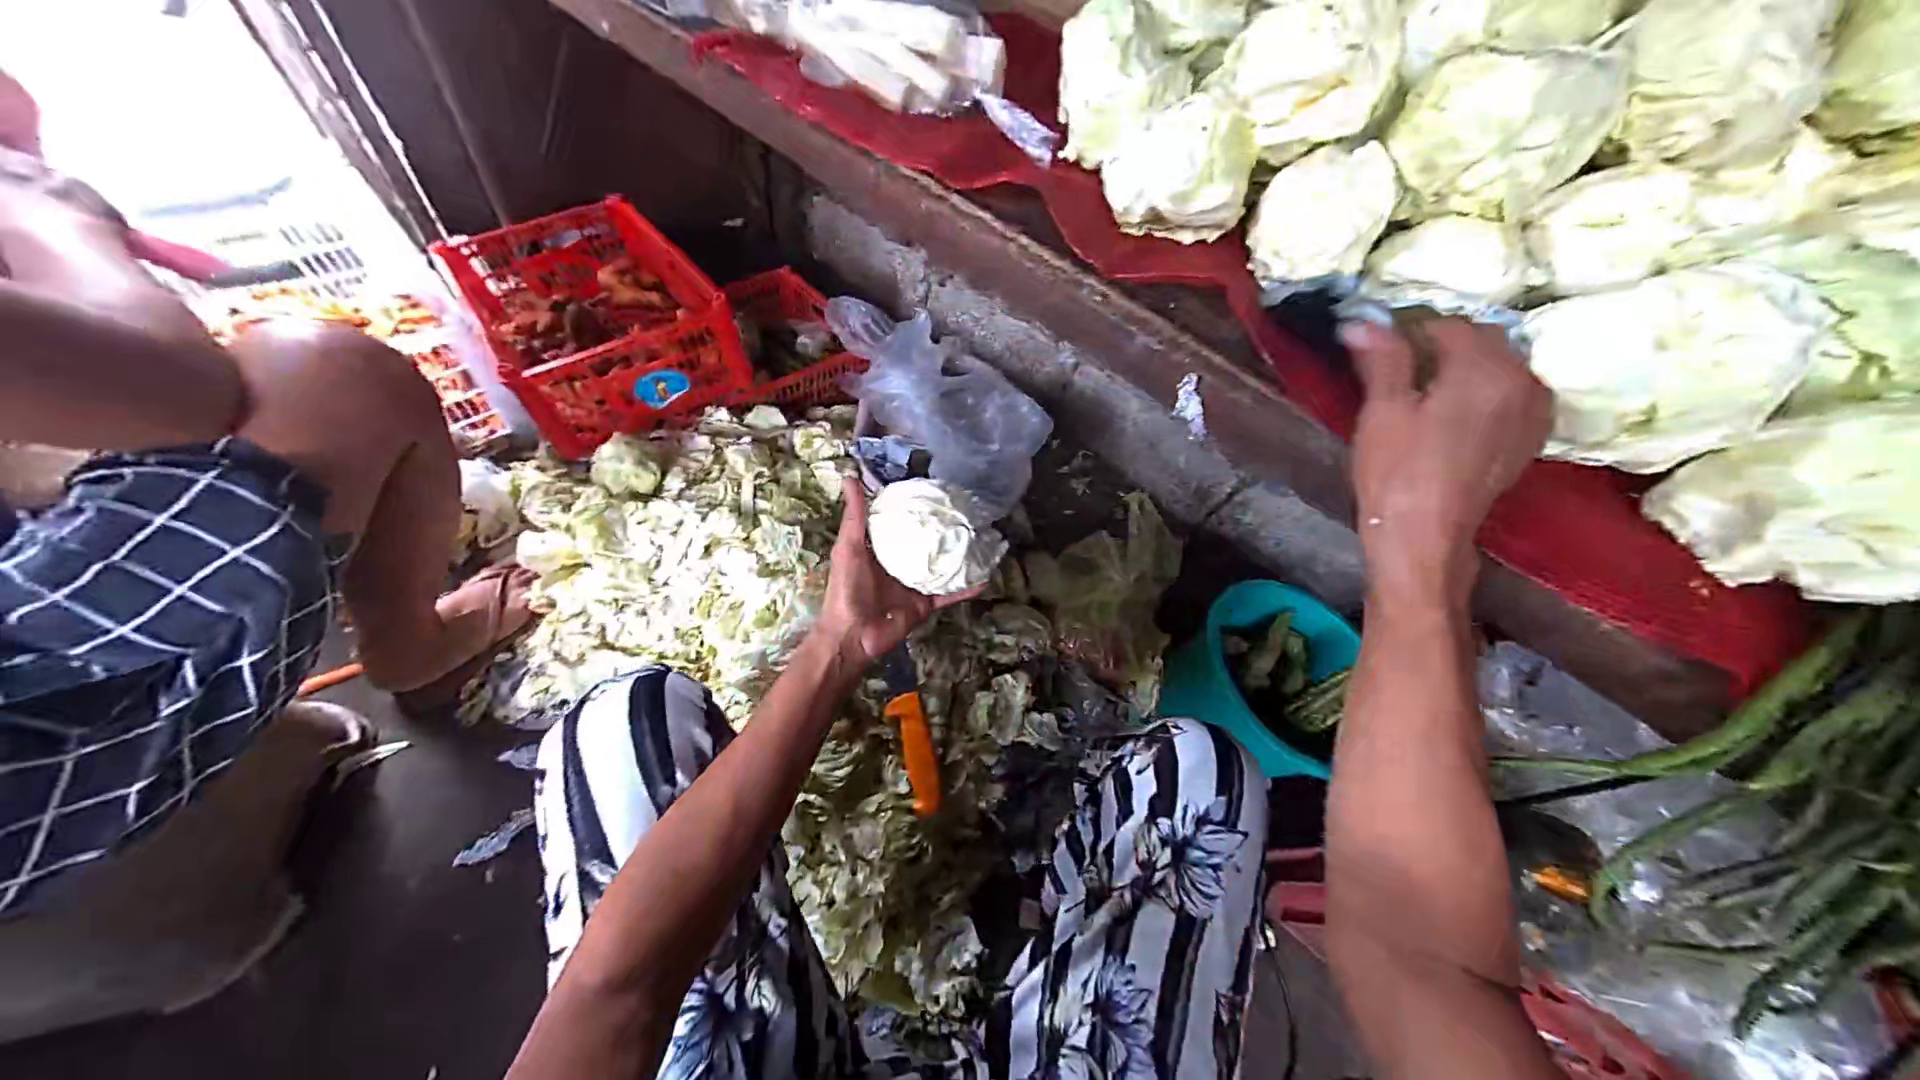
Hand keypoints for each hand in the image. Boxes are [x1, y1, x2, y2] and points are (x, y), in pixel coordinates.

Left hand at [814, 476, 982, 665]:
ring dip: (959, 556)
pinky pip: (949, 593)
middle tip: (965, 512)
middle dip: (942, 531)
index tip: (934, 491)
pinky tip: (984, 576)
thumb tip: (850, 477)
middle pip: (925, 544)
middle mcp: (899, 564)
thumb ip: (855, 516)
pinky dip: (966, 587)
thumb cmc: (847, 589)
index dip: (915, 508)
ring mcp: (914, 585)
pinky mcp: (925, 604)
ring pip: (941, 566)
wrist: (853, 635)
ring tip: (981, 539)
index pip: (900, 523)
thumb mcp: (849, 547)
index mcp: (880, 549)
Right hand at [1344, 318, 1551, 606]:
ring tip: (1425, 389)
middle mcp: (1522, 381)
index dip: (1411, 329)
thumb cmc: (1397, 472)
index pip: (1449, 325)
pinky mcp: (1529, 437)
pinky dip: (1484, 391)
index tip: (1380, 345)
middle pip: (1483, 341)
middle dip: (1443, 345)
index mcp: (1485, 368)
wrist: (1425, 534)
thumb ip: (1383, 360)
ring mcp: (1533, 411)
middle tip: (1399, 366)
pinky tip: (1453, 411)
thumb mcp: (1383, 412)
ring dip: (1465, 367)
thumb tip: (1363, 320)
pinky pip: (1511, 394)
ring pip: (1500, 366)